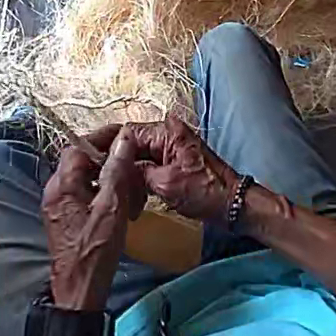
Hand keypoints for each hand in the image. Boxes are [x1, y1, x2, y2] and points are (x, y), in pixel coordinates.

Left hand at [41, 125, 145, 310]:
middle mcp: (54, 190)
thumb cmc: (95, 251)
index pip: (80, 146)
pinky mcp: (64, 218)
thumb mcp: (111, 208)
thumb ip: (116, 170)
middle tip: (130, 158)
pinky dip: (100, 190)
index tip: (125, 135)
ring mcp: (57, 205)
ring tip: (128, 182)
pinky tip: (118, 202)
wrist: (78, 294)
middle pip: (80, 160)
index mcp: (62, 184)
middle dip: (106, 156)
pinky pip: (81, 192)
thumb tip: (124, 139)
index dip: (102, 137)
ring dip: (104, 174)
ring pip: (82, 176)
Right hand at [121, 106, 240, 224]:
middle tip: (110, 183)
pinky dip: (142, 176)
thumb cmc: (203, 192)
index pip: (128, 132)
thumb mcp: (165, 183)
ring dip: (132, 172)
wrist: (233, 204)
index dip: (113, 149)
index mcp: (167, 131)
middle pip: (133, 142)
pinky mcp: (175, 159)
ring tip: (123, 192)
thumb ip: (137, 171)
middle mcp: (168, 132)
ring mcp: (172, 145)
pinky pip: (151, 162)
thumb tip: (117, 169)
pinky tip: (135, 193)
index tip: (101, 168)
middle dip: (122, 163)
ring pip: (141, 154)